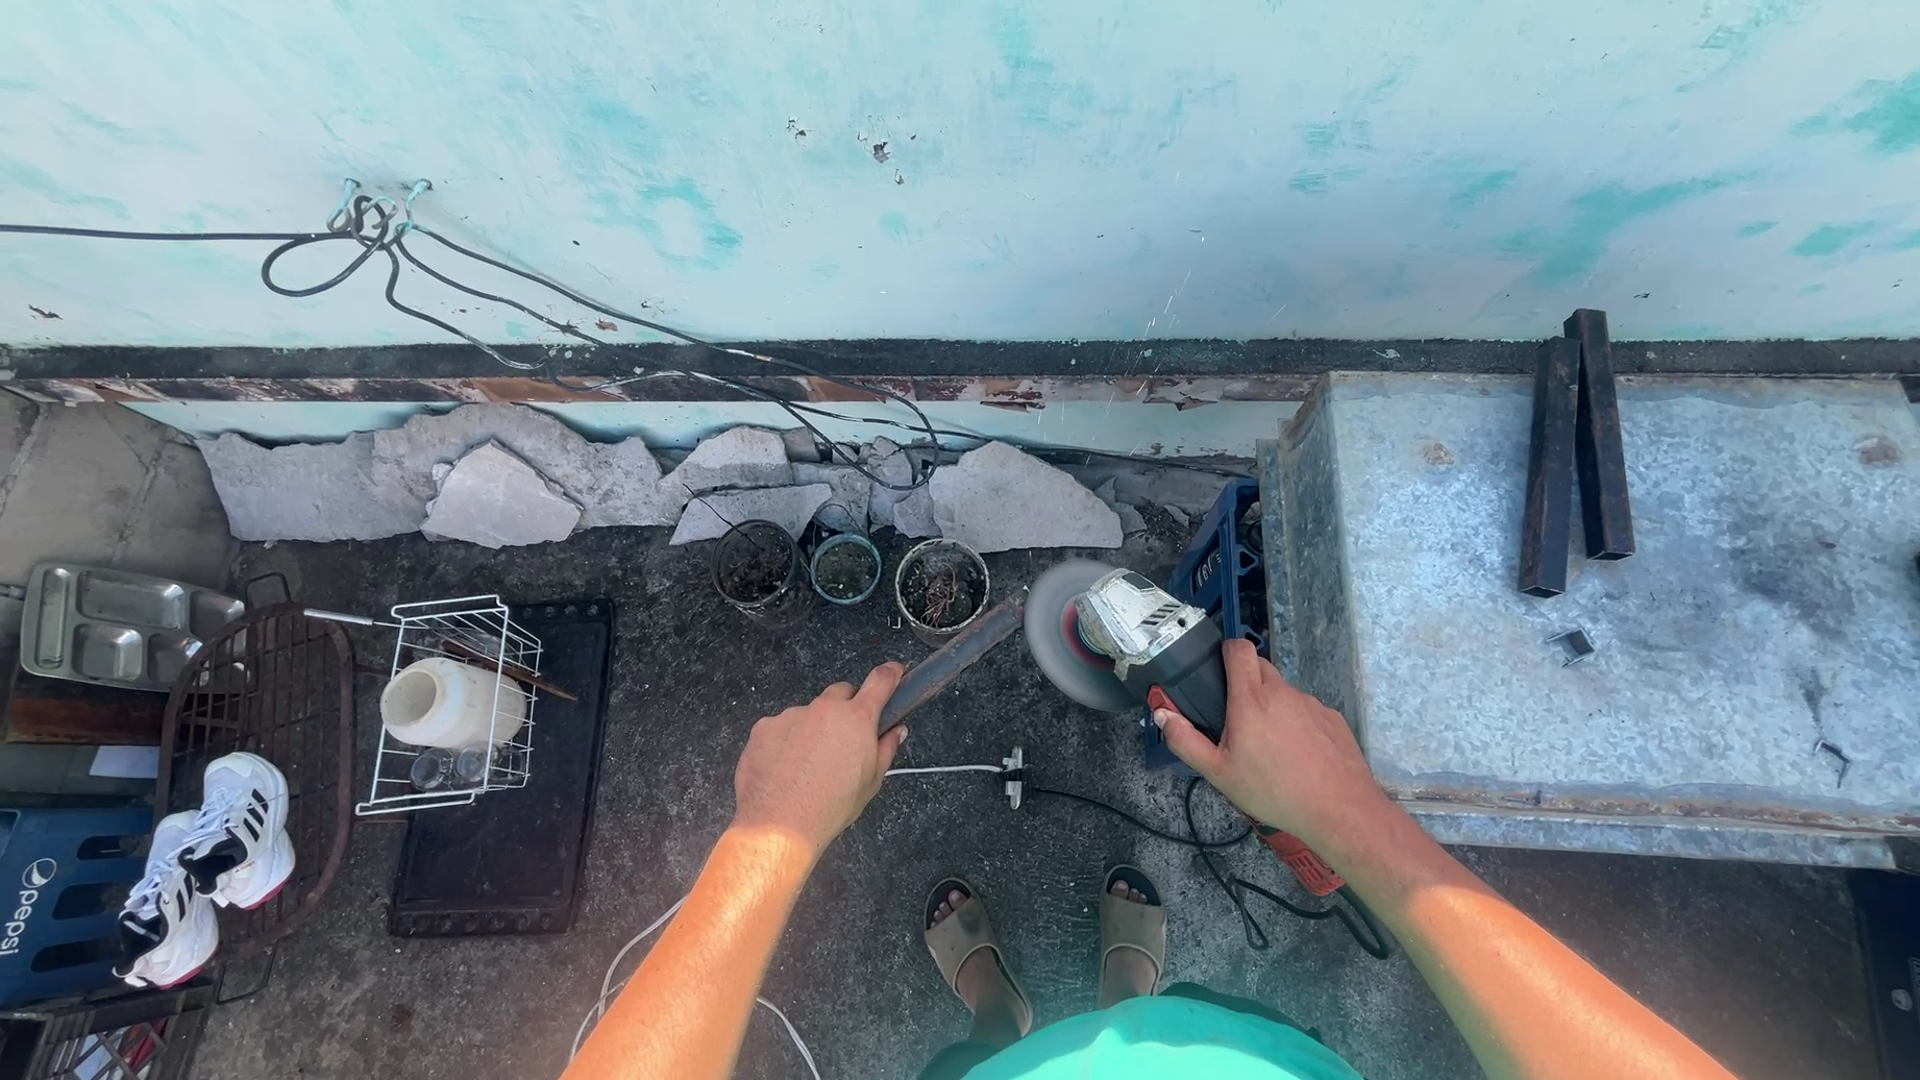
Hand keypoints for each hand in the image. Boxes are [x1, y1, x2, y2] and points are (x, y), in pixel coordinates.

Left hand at [732, 661, 907, 857]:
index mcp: (856, 718)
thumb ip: (886, 749)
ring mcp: (792, 715)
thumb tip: (896, 732)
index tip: (894, 671)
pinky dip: (785, 741)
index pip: (880, 681)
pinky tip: (785, 768)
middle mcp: (825, 709)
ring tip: (808, 765)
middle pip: (841, 693)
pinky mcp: (765, 727)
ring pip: (808, 712)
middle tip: (844, 738)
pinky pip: (781, 727)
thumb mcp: (871, 782)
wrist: (779, 825)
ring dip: (812, 728)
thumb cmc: (829, 807)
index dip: (891, 673)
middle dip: (846, 708)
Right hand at [1154, 639, 1391, 848]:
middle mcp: (1282, 692)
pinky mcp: (1333, 719)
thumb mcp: (1219, 773)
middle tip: (1237, 715)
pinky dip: (1297, 722)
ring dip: (1272, 704)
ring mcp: (1312, 704)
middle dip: (1245, 680)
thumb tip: (1162, 714)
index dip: (1226, 650)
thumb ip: (1185, 741)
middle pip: (1260, 666)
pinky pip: (1307, 710)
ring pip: (1284, 691)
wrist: (1340, 811)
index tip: (1218, 669)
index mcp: (1251, 699)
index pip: (1239, 649)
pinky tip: (1298, 754)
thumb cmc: (1274, 791)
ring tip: (1269, 744)